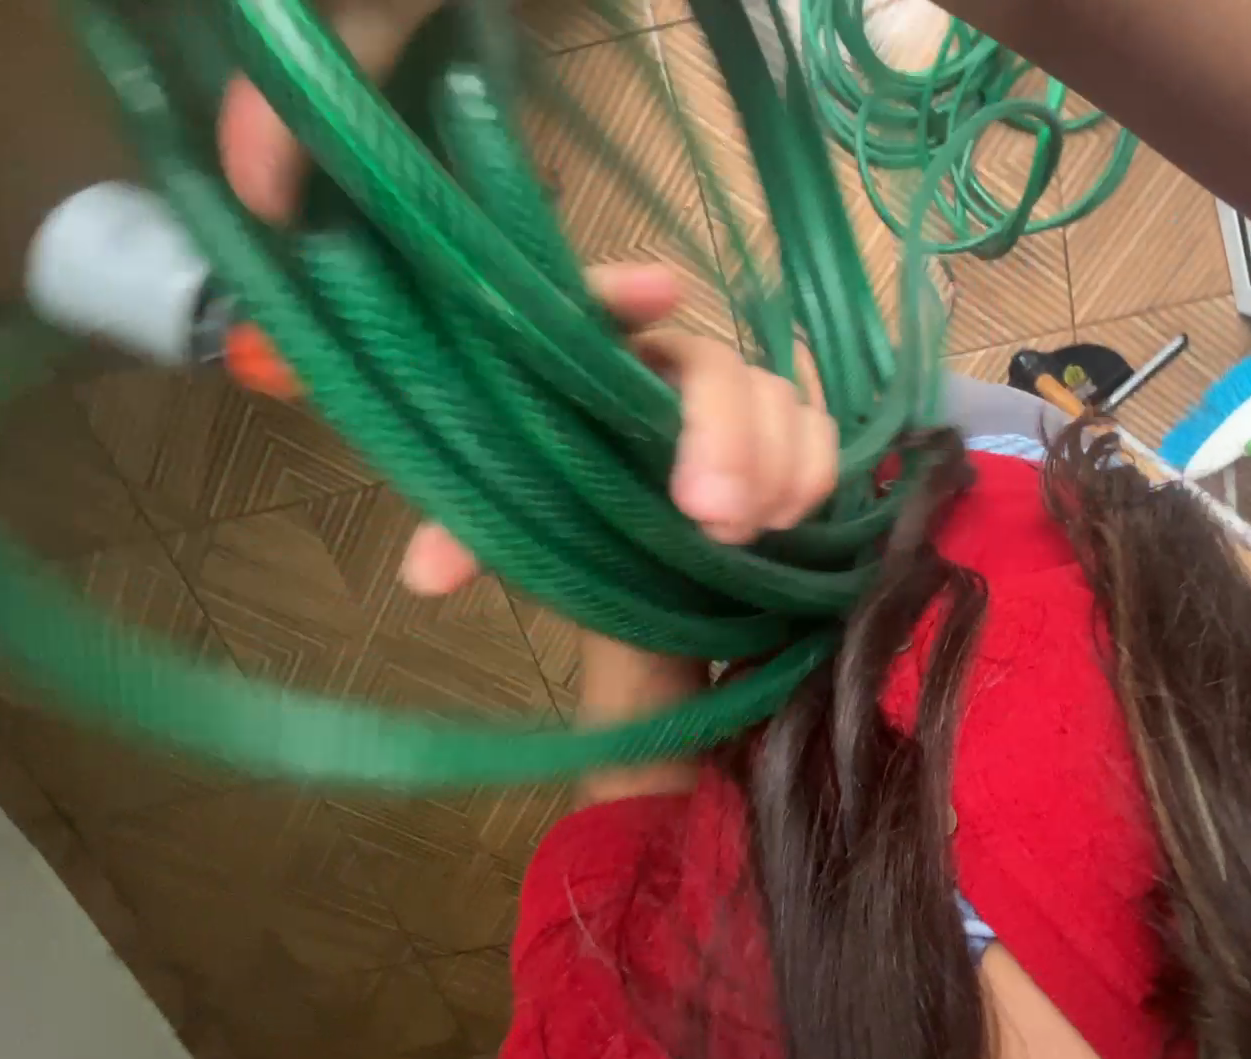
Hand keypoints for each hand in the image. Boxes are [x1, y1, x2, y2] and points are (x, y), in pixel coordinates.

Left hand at [216, 2, 840, 600]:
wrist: (630, 532)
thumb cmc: (564, 497)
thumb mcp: (513, 509)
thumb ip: (470, 526)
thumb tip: (432, 574)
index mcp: (595, 361)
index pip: (602, 303)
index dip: (629, 292)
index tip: (661, 294)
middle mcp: (669, 367)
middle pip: (715, 365)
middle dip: (723, 433)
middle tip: (708, 513)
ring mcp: (733, 400)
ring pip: (777, 398)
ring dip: (773, 464)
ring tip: (745, 534)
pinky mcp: (781, 438)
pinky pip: (818, 435)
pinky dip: (811, 473)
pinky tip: (786, 521)